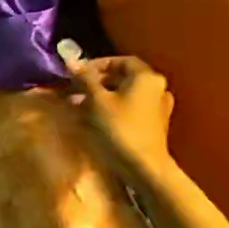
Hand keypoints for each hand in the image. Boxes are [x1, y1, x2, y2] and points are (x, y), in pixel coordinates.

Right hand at [71, 56, 174, 176]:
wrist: (145, 168)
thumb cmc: (120, 128)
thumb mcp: (97, 100)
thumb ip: (84, 78)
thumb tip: (70, 60)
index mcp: (146, 77)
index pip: (120, 61)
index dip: (97, 64)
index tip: (77, 73)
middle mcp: (157, 88)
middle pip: (123, 77)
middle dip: (97, 82)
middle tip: (75, 89)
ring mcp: (158, 107)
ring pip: (125, 94)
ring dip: (102, 96)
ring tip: (79, 105)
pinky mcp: (154, 125)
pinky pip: (131, 108)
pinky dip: (113, 109)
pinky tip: (95, 118)